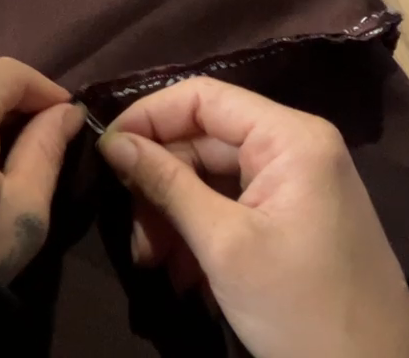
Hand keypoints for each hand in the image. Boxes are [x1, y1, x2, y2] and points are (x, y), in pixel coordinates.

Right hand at [98, 77, 408, 357]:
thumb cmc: (303, 312)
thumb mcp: (223, 245)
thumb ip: (165, 183)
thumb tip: (111, 141)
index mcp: (289, 137)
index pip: (200, 97)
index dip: (148, 117)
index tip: (106, 152)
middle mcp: (293, 146)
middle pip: (201, 139)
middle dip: (159, 182)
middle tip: (131, 230)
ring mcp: (294, 183)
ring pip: (208, 175)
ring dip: (172, 213)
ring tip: (152, 261)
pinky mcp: (291, 217)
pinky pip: (228, 204)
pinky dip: (197, 231)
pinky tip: (180, 272)